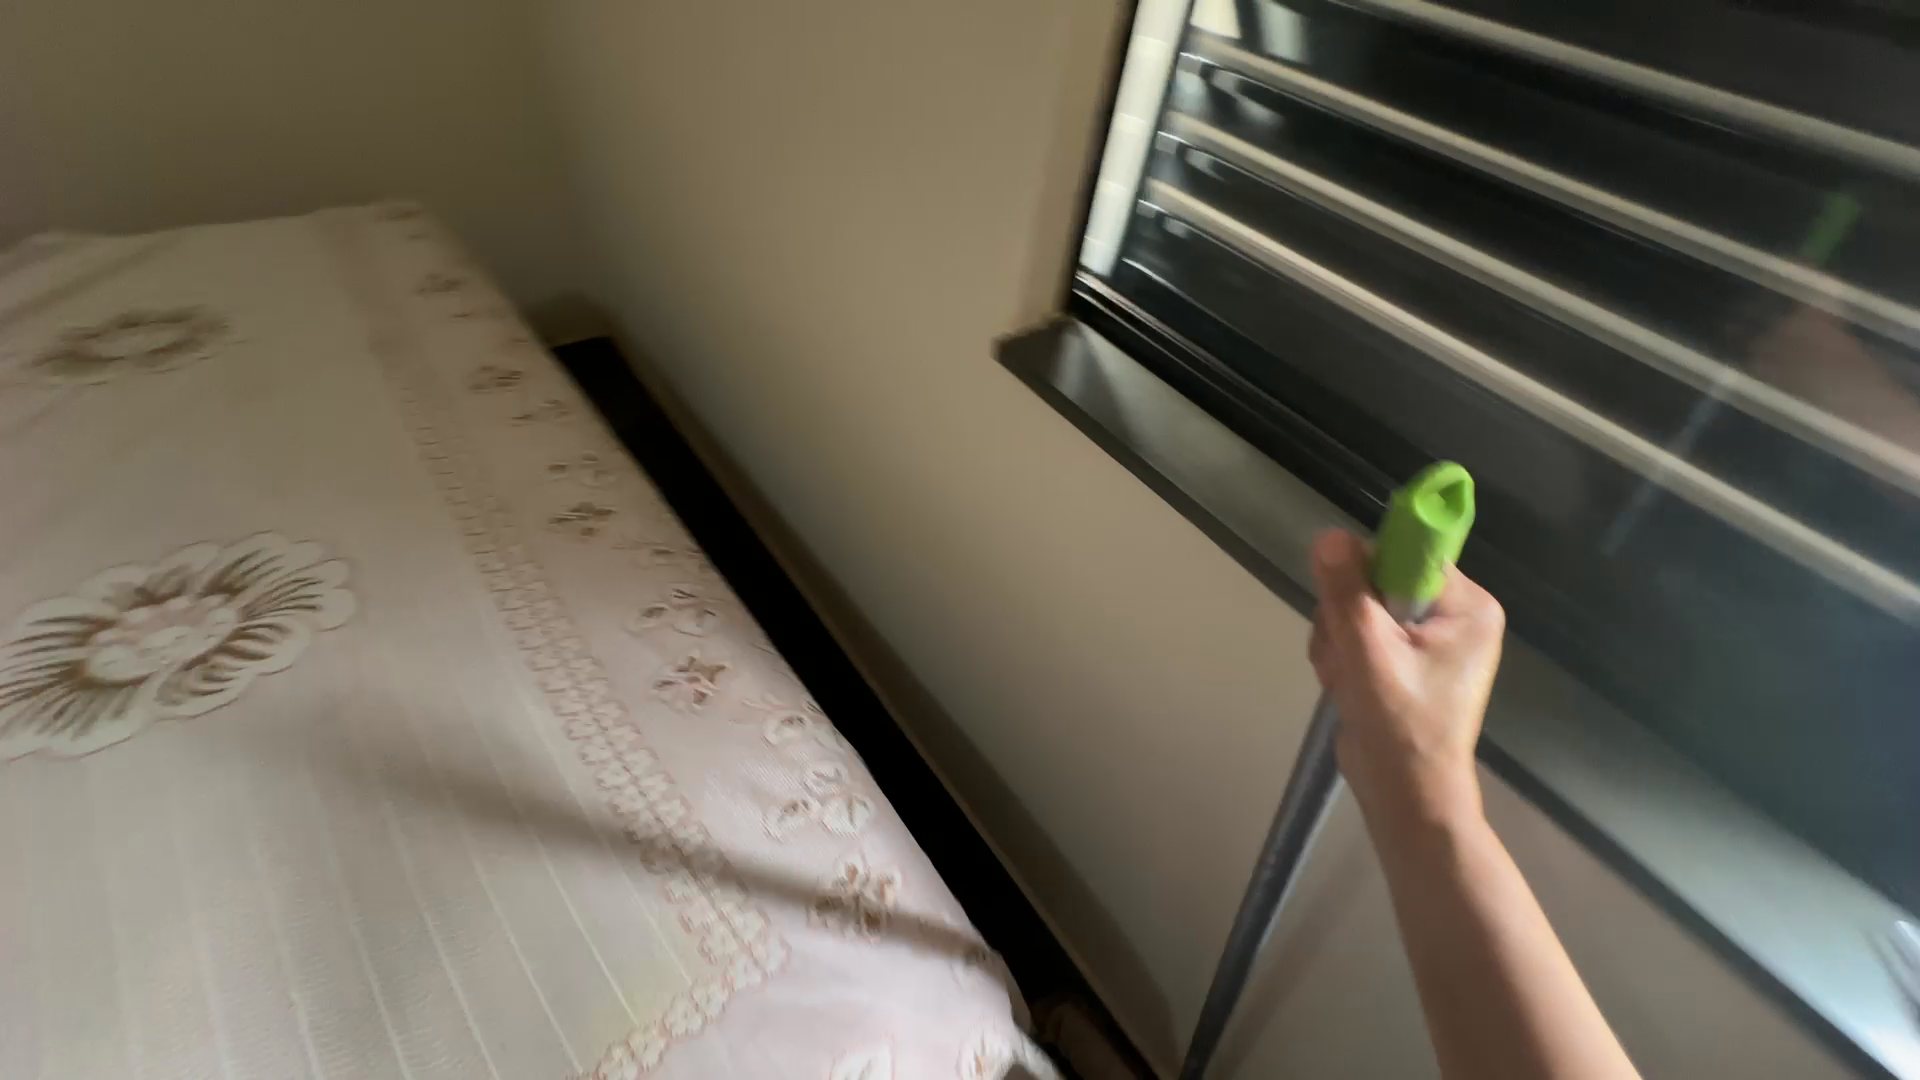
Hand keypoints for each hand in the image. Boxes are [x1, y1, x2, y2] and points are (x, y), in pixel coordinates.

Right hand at [1308, 529, 1504, 835]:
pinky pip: (1355, 633)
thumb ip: (1346, 592)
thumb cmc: (1400, 723)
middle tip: (1346, 655)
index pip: (1407, 554)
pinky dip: (1340, 656)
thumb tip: (1329, 536)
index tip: (1347, 605)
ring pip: (1355, 608)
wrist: (1404, 792)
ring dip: (1336, 641)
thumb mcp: (1367, 652)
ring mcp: (1426, 639)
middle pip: (1374, 581)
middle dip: (1344, 618)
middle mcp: (1452, 617)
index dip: (1367, 573)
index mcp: (1467, 607)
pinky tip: (1345, 684)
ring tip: (1345, 678)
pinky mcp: (1400, 659)